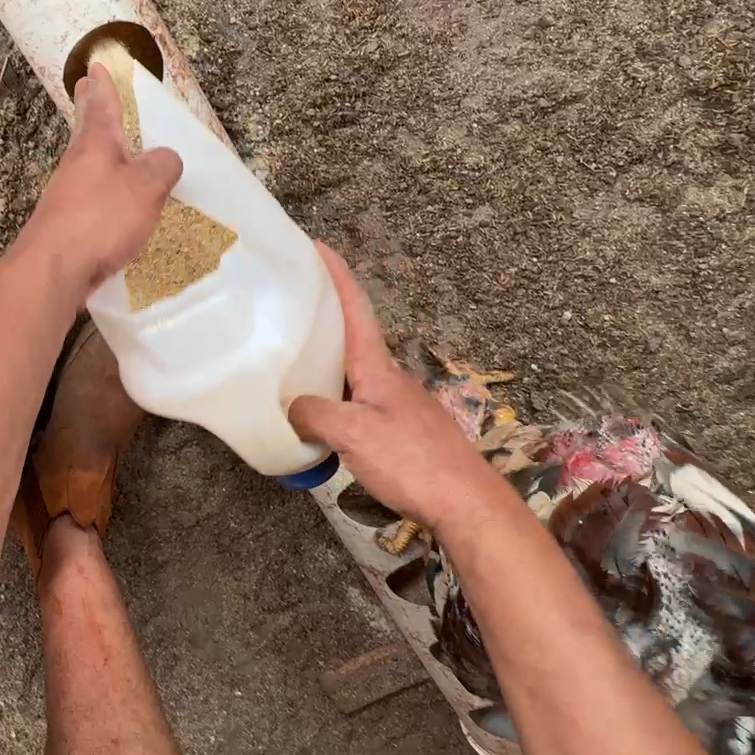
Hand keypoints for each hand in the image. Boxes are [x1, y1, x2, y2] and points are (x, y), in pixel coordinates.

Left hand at [16, 65, 181, 293]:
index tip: (94, 66)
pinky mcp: (64, 227)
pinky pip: (87, 200)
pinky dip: (97, 192)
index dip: (102, 87)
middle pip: (84, 132)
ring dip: (94, 153)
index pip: (101, 107)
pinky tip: (107, 205)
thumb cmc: (101, 218)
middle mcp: (75, 166)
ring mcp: (65, 197)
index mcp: (95, 146)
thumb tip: (165, 159)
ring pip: (84, 166)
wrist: (53, 269)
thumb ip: (161, 167)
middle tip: (84, 89)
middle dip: (88, 110)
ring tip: (107, 149)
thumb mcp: (145, 186)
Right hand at [287, 244, 514, 539]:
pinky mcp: (399, 431)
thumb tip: (293, 410)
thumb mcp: (352, 433)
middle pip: (349, 338)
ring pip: (350, 374)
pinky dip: (330, 398)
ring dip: (322, 363)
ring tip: (287, 363)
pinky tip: (314, 417)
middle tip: (285, 307)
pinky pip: (354, 402)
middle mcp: (387, 380)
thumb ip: (314, 414)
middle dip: (321, 317)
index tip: (317, 246)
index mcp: (377, 369)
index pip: (355, 311)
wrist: (469, 508)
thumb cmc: (412, 462)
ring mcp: (396, 405)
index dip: (337, 276)